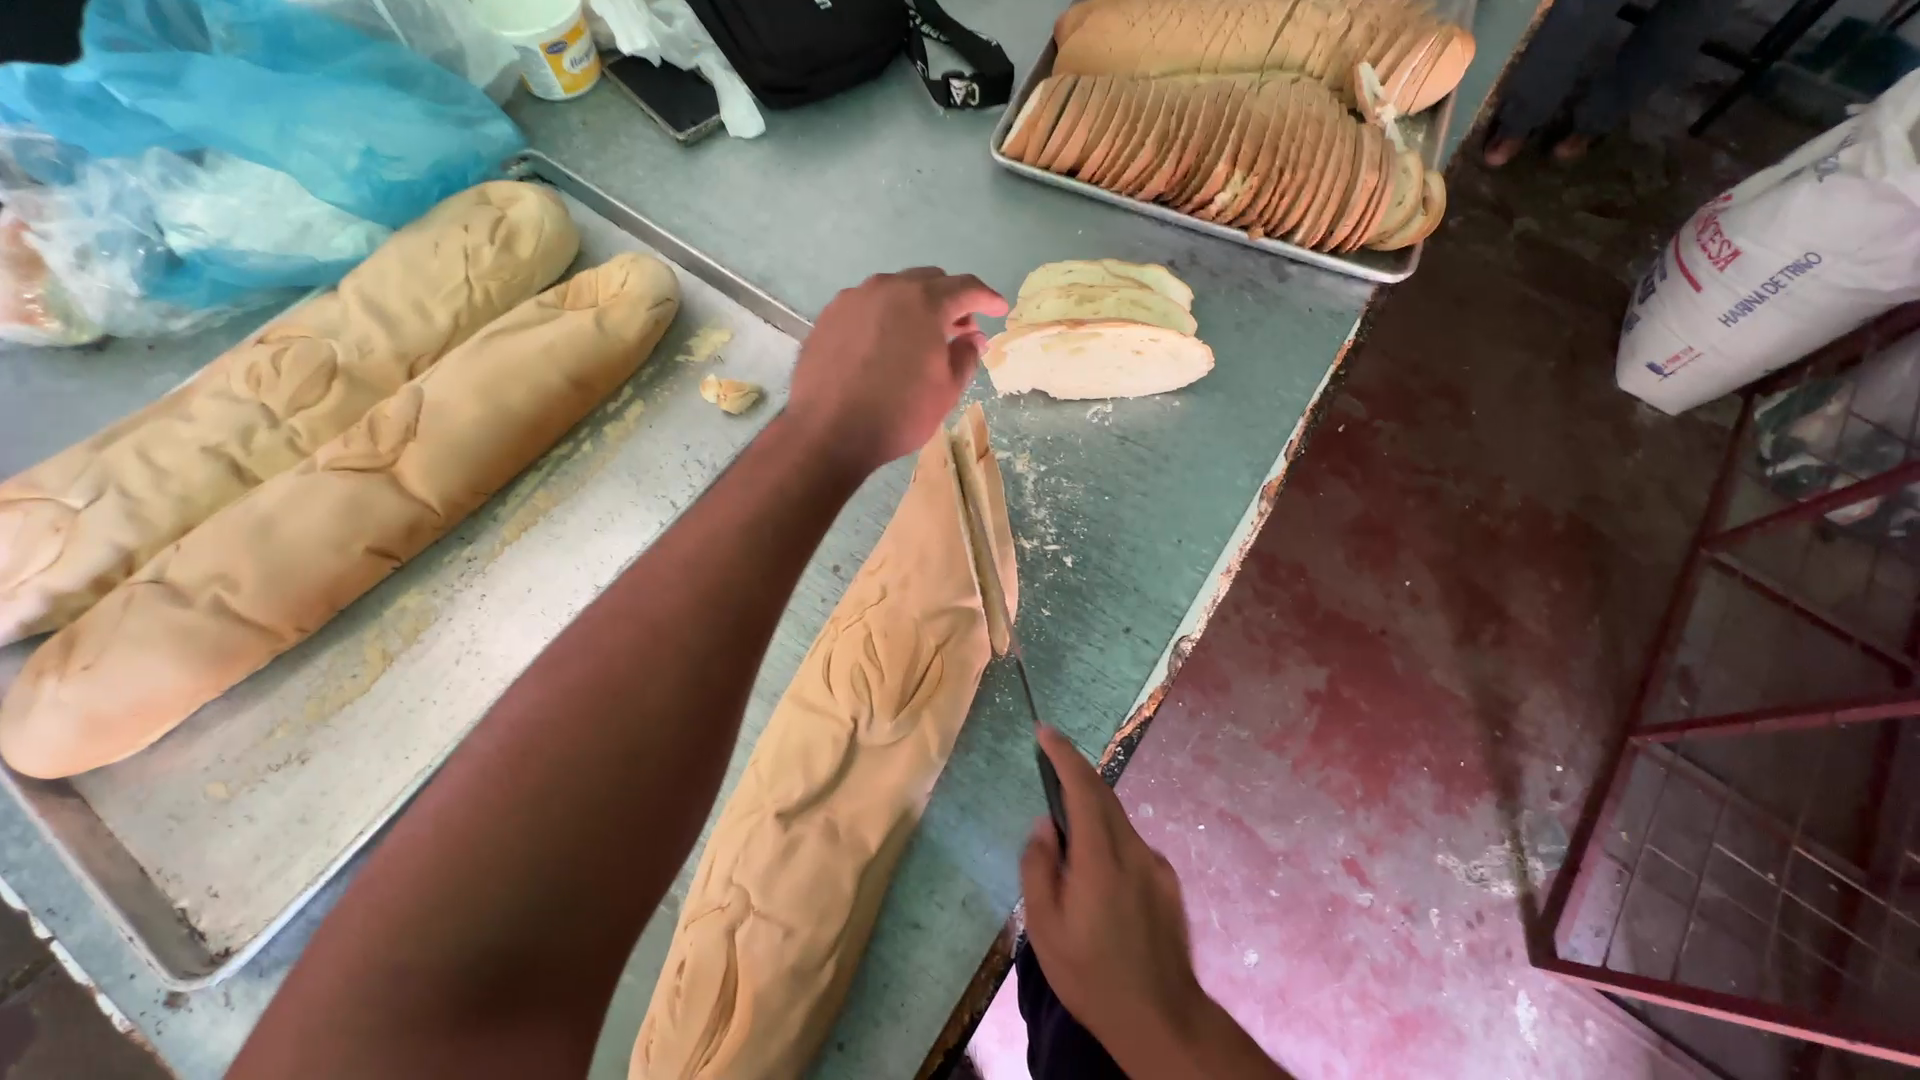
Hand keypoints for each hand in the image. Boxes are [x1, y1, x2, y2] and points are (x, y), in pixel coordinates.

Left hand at [785, 267, 1007, 475]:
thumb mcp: (946, 390)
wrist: (828, 432)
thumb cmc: (898, 413)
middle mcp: (888, 288)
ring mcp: (853, 299)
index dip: (987, 298)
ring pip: (895, 290)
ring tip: (921, 338)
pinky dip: (885, 317)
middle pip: (929, 281)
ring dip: (915, 306)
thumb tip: (972, 337)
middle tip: (960, 330)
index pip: (966, 288)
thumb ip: (965, 355)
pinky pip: (867, 306)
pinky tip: (885, 345)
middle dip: (951, 301)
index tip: (999, 310)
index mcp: (924, 302)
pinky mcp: (829, 316)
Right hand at [1020, 725, 1209, 1066]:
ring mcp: (1156, 867)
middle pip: (1104, 797)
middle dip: (1075, 774)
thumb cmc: (1090, 976)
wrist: (1161, 1018)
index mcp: (1099, 860)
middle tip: (1049, 766)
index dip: (1064, 756)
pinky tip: (1097, 882)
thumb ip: (1039, 868)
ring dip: (1092, 814)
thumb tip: (1044, 826)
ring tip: (1067, 841)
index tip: (1045, 731)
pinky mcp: (1168, 883)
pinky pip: (1132, 848)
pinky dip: (1109, 843)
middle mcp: (1134, 852)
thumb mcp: (1044, 928)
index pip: (1083, 790)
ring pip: (1118, 823)